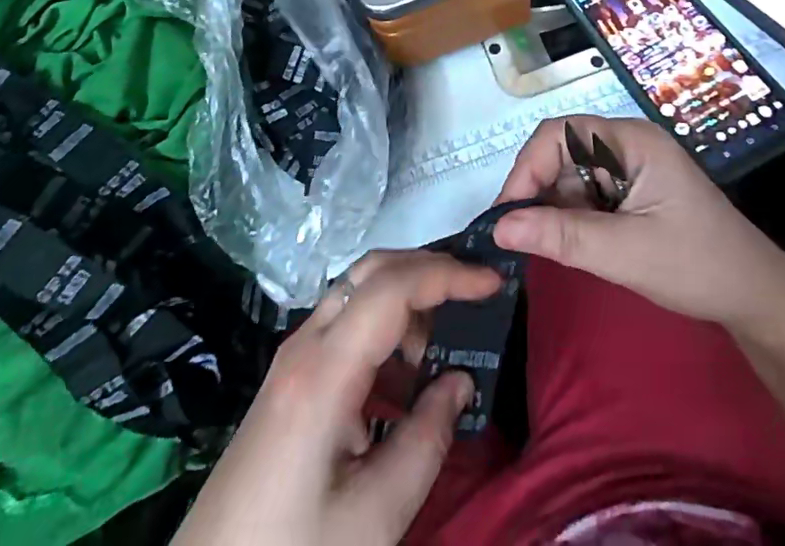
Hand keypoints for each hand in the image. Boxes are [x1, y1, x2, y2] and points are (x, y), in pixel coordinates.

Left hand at [172, 251, 501, 545]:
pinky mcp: (291, 378)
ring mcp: (293, 359)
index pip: (390, 288)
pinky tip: (402, 385)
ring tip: (438, 360)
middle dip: (427, 271)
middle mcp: (304, 346)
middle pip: (369, 273)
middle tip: (475, 296)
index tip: (493, 282)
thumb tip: (460, 382)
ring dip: (406, 307)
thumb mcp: (377, 512)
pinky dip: (384, 335)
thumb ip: (428, 438)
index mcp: (323, 370)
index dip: (447, 275)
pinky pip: (344, 329)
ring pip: (357, 297)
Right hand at [492, 115, 784, 327]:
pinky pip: (584, 195)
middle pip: (559, 153)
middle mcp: (627, 146)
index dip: (527, 168)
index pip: (558, 134)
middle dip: (538, 192)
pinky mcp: (630, 192)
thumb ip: (561, 236)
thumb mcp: (625, 253)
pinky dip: (570, 218)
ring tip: (553, 246)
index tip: (509, 215)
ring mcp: (629, 169)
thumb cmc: (698, 266)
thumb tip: (499, 227)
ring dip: (554, 209)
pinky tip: (575, 245)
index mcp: (631, 142)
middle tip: (522, 236)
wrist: (756, 299)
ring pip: (568, 177)